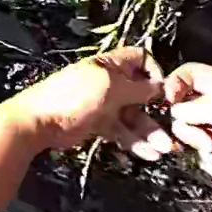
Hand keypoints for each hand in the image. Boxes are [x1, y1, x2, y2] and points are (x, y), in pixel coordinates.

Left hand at [0, 47, 173, 159]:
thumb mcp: (109, 87)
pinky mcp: (97, 123)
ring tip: (163, 150)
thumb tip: (158, 86)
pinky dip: (133, 141)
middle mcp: (109, 82)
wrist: (39, 120)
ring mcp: (103, 103)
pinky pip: (120, 130)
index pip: (140, 59)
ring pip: (132, 116)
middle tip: (172, 131)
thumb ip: (136, 87)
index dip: (154, 72)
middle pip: (140, 93)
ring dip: (148, 131)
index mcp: (110, 64)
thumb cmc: (74, 96)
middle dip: (155, 111)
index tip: (164, 92)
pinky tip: (146, 153)